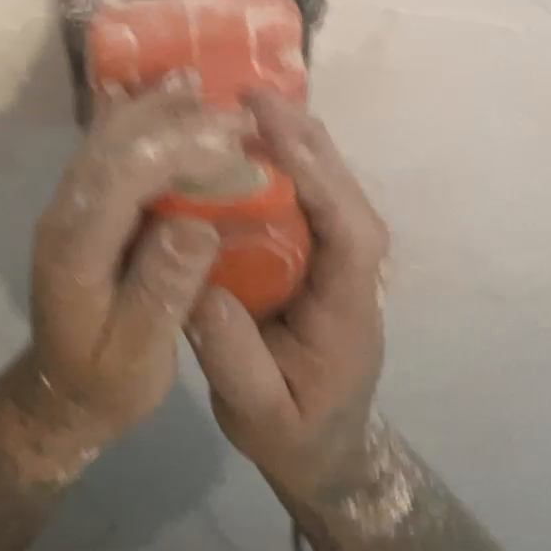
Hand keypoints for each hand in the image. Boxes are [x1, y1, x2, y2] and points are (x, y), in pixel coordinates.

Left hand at [28, 80, 250, 439]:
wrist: (60, 389)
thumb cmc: (105, 378)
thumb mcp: (139, 352)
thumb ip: (162, 289)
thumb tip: (197, 228)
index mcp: (74, 251)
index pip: (118, 180)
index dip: (173, 151)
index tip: (230, 139)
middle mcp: (62, 218)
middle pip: (106, 150)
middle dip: (163, 118)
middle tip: (222, 99)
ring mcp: (66, 211)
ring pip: (100, 146)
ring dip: (144, 112)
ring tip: (190, 80)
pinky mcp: (79, 212)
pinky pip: (104, 158)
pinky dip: (135, 129)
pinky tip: (160, 108)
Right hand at [183, 90, 390, 499]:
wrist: (318, 452)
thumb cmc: (292, 433)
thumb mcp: (258, 410)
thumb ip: (232, 356)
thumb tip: (198, 287)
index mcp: (347, 312)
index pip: (351, 235)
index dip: (320, 181)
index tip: (275, 137)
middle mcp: (350, 279)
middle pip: (345, 198)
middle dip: (307, 144)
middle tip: (256, 98)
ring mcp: (332, 269)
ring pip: (328, 195)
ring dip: (296, 145)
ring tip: (250, 106)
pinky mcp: (308, 264)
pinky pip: (302, 206)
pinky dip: (282, 167)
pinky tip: (244, 146)